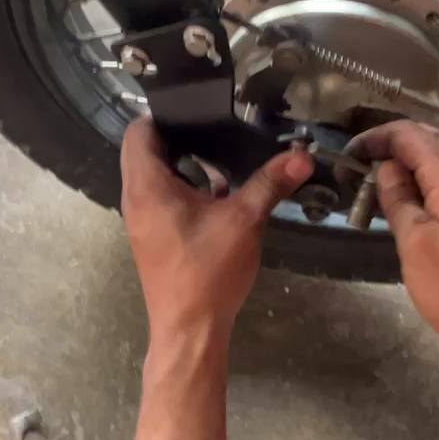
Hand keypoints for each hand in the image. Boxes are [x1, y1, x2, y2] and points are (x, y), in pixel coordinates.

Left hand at [121, 117, 313, 342]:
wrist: (189, 331)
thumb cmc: (208, 272)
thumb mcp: (244, 221)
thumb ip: (270, 183)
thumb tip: (301, 157)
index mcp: (147, 187)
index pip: (138, 132)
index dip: (163, 113)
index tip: (197, 108)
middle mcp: (137, 200)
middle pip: (148, 151)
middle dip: (181, 137)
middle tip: (217, 127)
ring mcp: (143, 221)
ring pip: (157, 177)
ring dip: (187, 165)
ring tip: (223, 157)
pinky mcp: (155, 237)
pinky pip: (164, 199)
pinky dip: (187, 189)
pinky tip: (222, 195)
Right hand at [349, 121, 438, 362]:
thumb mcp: (416, 247)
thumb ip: (398, 201)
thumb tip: (386, 169)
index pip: (408, 134)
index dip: (374, 139)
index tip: (349, 158)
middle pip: (432, 136)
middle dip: (395, 146)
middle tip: (365, 171)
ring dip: (419, 158)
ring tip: (391, 184)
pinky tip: (427, 199)